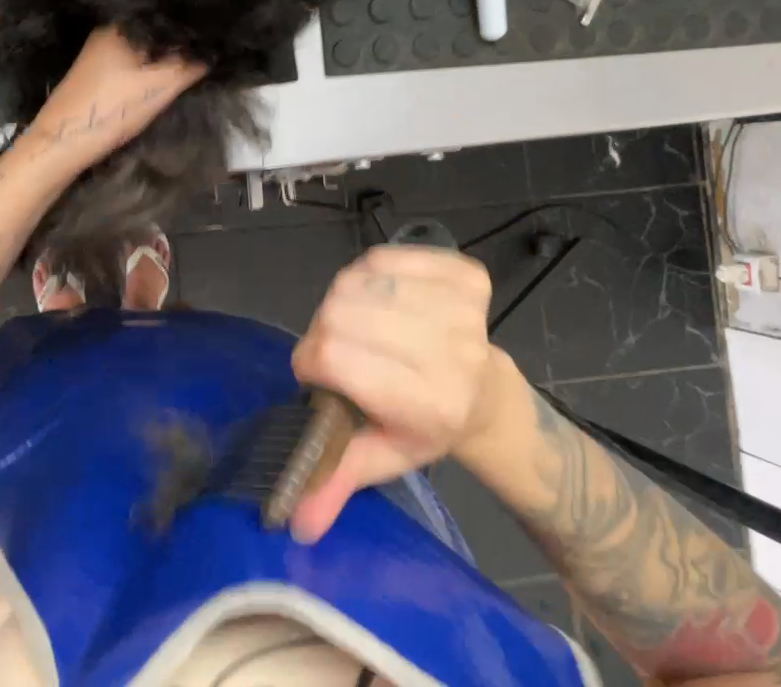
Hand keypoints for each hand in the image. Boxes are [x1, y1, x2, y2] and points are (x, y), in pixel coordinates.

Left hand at [4, 27, 205, 180]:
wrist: (61, 143)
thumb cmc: (111, 110)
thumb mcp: (158, 87)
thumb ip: (189, 66)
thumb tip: (214, 50)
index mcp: (120, 25)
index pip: (166, 15)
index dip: (192, 26)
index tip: (217, 37)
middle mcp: (107, 32)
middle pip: (154, 33)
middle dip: (179, 44)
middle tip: (210, 52)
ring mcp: (98, 54)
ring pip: (143, 51)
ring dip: (164, 59)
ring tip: (194, 65)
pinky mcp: (95, 75)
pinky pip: (131, 64)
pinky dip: (148, 70)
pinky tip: (163, 80)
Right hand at [287, 246, 514, 542]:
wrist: (485, 394)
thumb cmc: (424, 426)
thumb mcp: (381, 457)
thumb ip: (335, 481)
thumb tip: (295, 525)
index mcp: (428, 403)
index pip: (332, 356)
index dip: (310, 361)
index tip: (318, 375)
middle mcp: (451, 354)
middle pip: (338, 311)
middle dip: (323, 328)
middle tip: (338, 349)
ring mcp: (463, 311)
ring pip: (357, 279)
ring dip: (344, 300)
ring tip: (358, 323)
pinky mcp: (467, 275)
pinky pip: (385, 255)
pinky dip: (370, 271)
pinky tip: (380, 296)